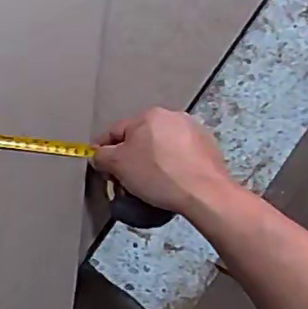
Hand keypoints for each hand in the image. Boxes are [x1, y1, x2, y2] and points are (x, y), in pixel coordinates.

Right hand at [91, 107, 234, 217]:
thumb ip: (100, 156)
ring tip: (149, 184)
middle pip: (138, 138)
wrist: (205, 192)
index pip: (114, 132)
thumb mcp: (117, 165)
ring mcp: (193, 130)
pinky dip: (171, 166)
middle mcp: (171, 116)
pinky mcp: (208, 146)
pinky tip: (171, 182)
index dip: (103, 152)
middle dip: (129, 159)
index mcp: (148, 115)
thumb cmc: (158, 175)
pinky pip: (179, 155)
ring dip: (150, 162)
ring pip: (160, 146)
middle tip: (125, 181)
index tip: (102, 171)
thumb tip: (99, 155)